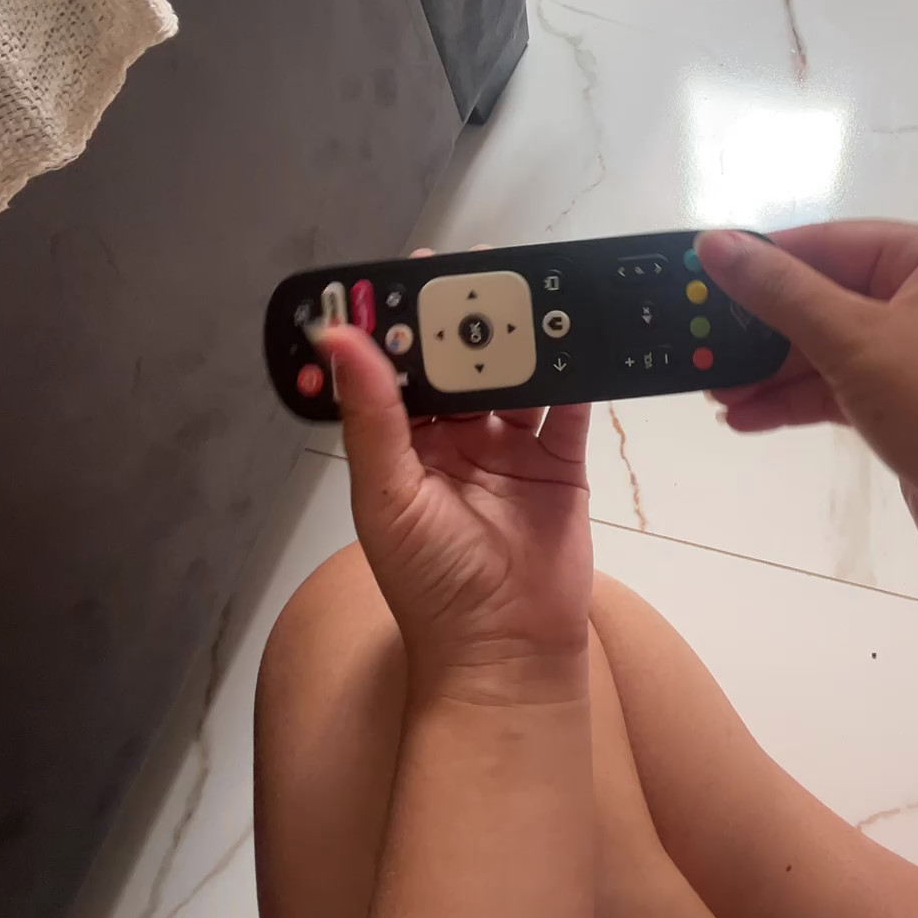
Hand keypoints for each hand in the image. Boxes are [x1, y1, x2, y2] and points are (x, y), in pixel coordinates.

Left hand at [308, 263, 593, 698]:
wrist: (510, 648)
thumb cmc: (434, 582)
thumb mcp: (387, 496)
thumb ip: (372, 416)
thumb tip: (338, 338)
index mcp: (407, 444)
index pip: (404, 368)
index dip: (407, 322)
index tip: (413, 272)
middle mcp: (460, 438)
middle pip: (466, 364)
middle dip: (472, 320)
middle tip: (484, 269)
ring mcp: (514, 447)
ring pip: (519, 377)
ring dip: (524, 340)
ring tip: (532, 293)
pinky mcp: (561, 459)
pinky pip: (569, 406)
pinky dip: (577, 374)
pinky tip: (579, 338)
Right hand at [699, 223, 917, 575]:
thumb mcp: (857, 340)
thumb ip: (781, 292)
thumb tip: (715, 242)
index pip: (829, 244)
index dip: (762, 261)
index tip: (702, 278)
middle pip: (825, 299)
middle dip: (762, 330)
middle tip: (703, 347)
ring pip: (828, 351)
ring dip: (772, 374)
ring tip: (715, 393)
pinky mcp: (910, 407)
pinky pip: (842, 390)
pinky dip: (798, 403)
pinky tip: (749, 419)